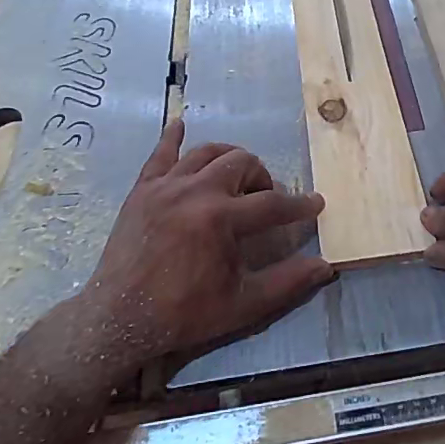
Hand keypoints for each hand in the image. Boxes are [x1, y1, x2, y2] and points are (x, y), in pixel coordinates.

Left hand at [76, 119, 334, 363]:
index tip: (316, 205)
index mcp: (220, 219)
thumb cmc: (184, 313)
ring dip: (230, 159)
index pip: (272, 204)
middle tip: (266, 200)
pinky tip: (180, 125)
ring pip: (207, 152)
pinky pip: (160, 153)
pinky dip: (172, 137)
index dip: (299, 205)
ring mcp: (165, 186)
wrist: (119, 318)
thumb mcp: (243, 305)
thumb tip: (325, 266)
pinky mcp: (142, 190)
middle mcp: (194, 192)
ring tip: (237, 178)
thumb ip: (287, 282)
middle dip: (262, 178)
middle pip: (242, 163)